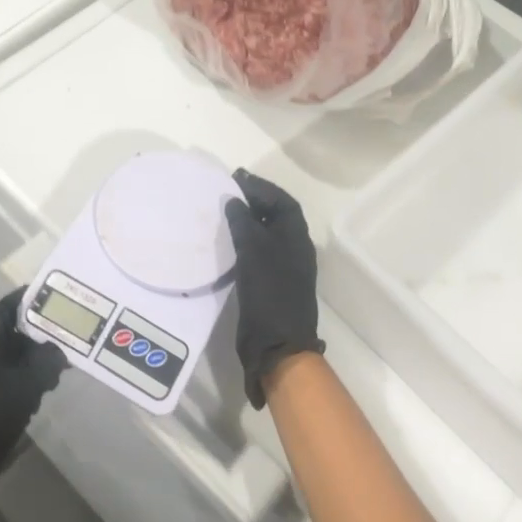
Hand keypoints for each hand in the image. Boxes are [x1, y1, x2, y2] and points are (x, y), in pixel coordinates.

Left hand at [0, 288, 66, 521]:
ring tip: (56, 368)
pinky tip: (38, 394)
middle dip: (35, 334)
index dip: (23, 299)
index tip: (46, 294)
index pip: (4, 311)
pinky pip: (1, 380)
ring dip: (29, 360)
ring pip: (6, 359)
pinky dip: (21, 380)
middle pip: (7, 335)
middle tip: (61, 335)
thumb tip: (58, 349)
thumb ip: (45, 364)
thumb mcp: (26, 388)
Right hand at [226, 169, 324, 409]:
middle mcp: (294, 249)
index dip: (262, 187)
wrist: (277, 343)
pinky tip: (227, 242)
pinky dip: (245, 242)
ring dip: (249, 221)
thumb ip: (244, 222)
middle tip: (229, 191)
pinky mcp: (271, 284)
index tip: (237, 178)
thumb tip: (234, 201)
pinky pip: (259, 253)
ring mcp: (284, 268)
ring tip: (225, 212)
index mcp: (296, 236)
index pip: (283, 201)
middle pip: (277, 216)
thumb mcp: (253, 251)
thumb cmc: (269, 291)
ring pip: (267, 235)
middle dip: (255, 201)